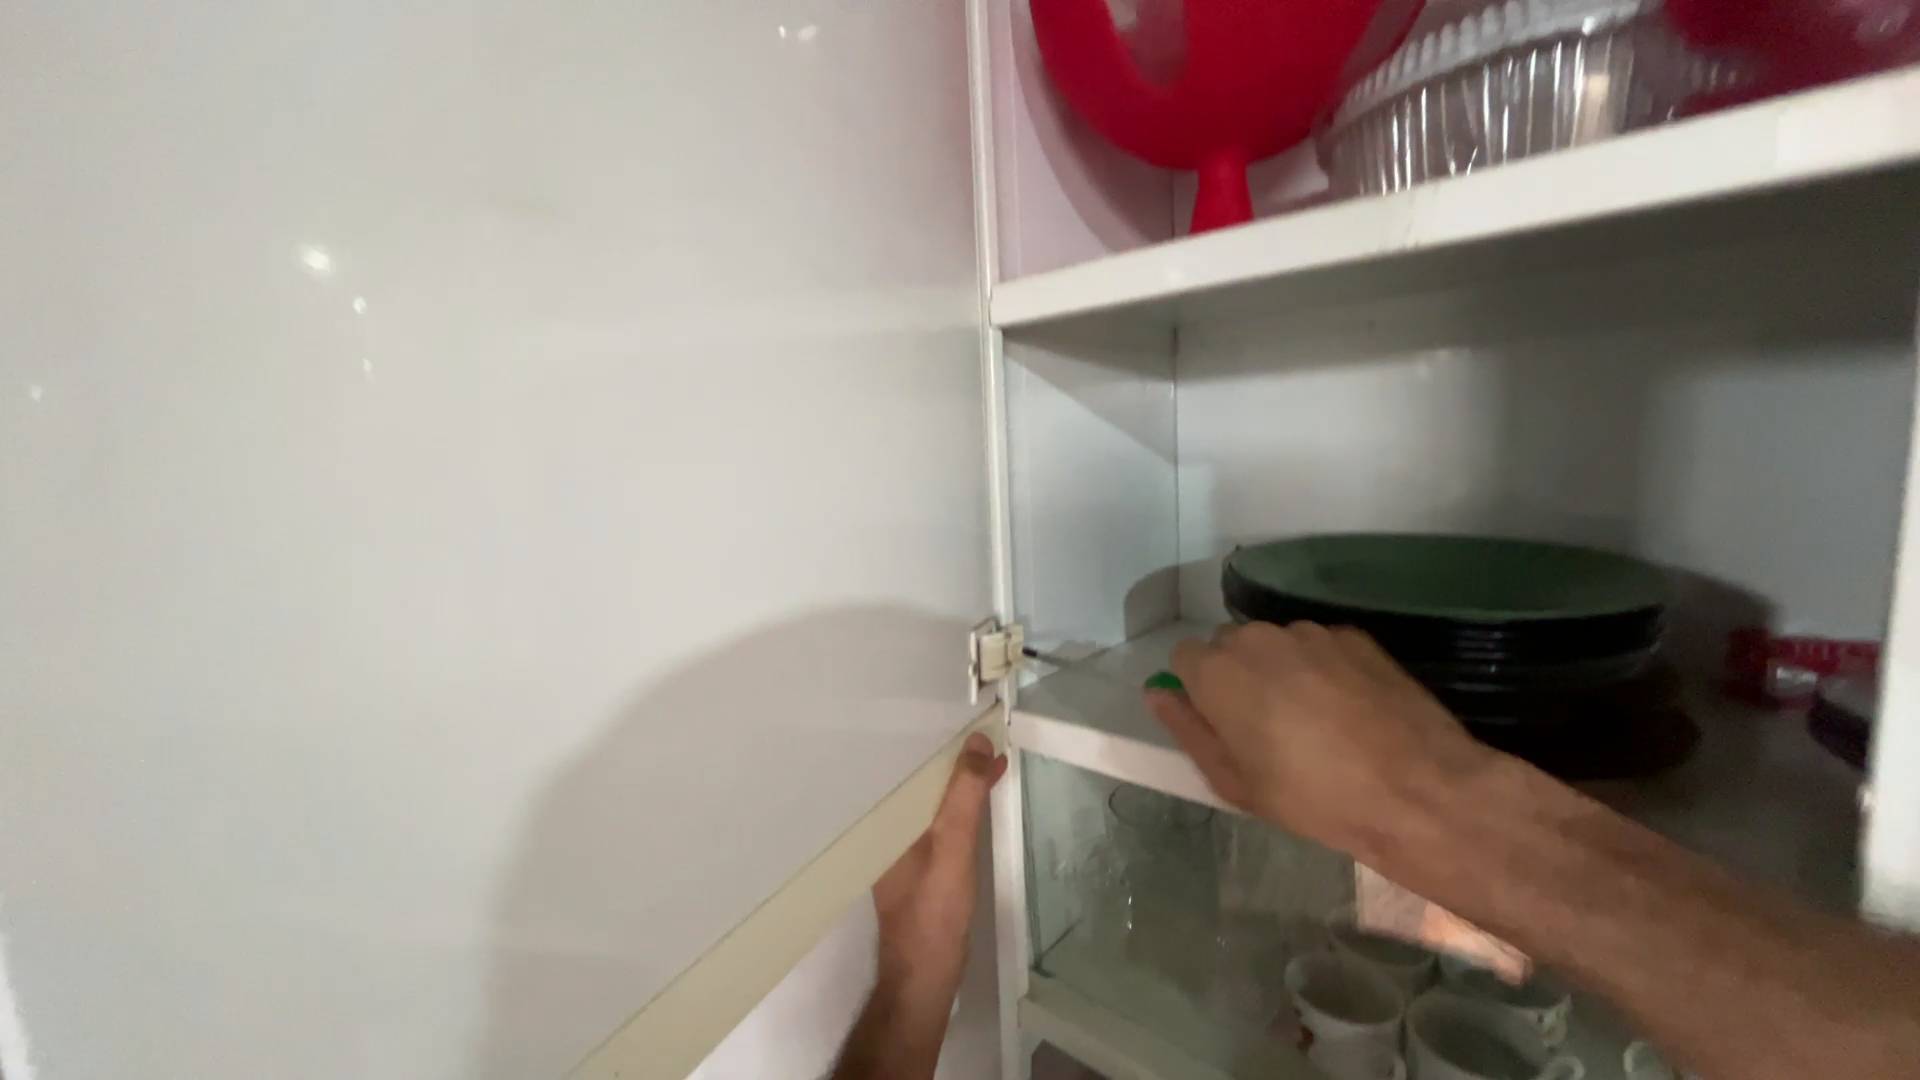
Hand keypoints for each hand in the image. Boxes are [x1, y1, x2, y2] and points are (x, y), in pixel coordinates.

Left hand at [871, 732, 1006, 1000]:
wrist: (926, 976)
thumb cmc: (934, 909)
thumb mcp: (954, 844)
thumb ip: (964, 794)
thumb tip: (977, 742)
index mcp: (885, 816)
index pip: (905, 763)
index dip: (933, 737)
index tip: (961, 712)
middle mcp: (886, 824)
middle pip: (917, 777)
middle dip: (948, 754)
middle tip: (982, 726)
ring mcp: (901, 842)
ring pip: (930, 796)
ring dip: (957, 776)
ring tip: (990, 751)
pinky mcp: (917, 858)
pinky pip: (937, 814)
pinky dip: (959, 800)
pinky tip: (981, 790)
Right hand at [1143, 621, 1490, 858]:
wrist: (1418, 790)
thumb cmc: (1312, 797)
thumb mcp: (1233, 781)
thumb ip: (1187, 729)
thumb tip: (1158, 693)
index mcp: (1217, 670)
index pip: (1184, 658)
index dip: (1198, 690)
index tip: (1222, 723)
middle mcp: (1256, 637)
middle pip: (1229, 646)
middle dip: (1237, 676)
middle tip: (1266, 726)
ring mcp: (1308, 631)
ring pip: (1275, 644)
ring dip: (1280, 669)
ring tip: (1315, 719)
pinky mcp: (1353, 634)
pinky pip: (1319, 646)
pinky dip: (1322, 668)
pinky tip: (1349, 709)